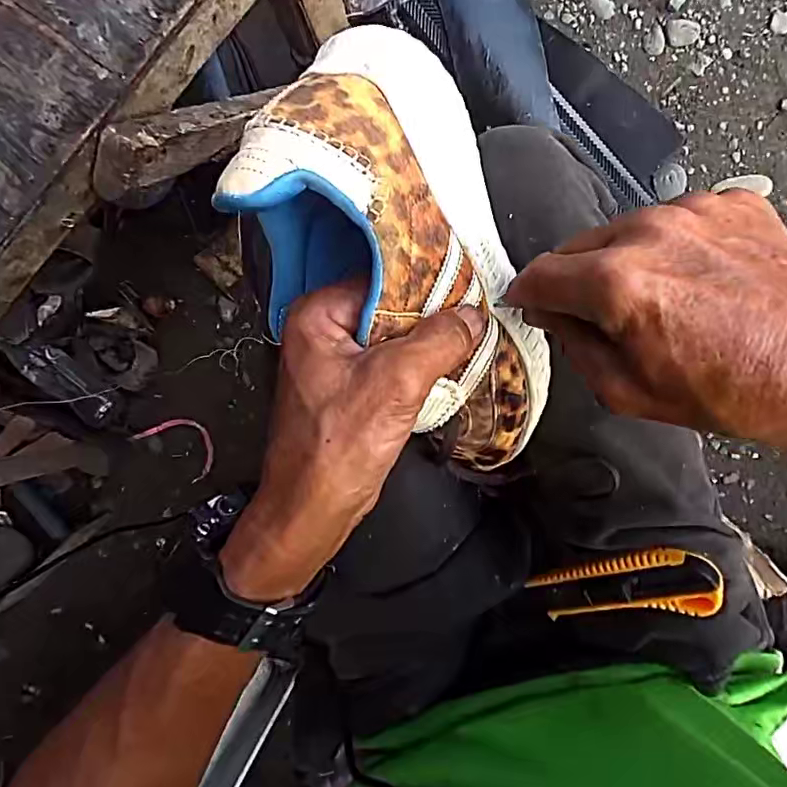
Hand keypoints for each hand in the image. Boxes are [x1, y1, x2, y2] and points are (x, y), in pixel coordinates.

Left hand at [218, 279, 483, 601]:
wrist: (314, 507)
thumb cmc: (333, 450)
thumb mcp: (395, 383)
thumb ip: (438, 342)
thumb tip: (471, 318)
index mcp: (318, 316)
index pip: (382, 279)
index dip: (426, 283)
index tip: (466, 288)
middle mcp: (324, 333)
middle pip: (391, 308)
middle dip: (432, 317)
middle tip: (473, 318)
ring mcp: (338, 363)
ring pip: (396, 339)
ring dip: (429, 345)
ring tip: (466, 343)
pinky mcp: (353, 390)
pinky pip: (393, 366)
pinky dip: (419, 368)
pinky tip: (447, 370)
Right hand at [506, 190, 786, 461]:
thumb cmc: (747, 389)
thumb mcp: (632, 393)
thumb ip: (576, 348)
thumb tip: (557, 320)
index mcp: (618, 284)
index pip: (540, 275)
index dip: (527, 295)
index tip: (530, 303)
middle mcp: (650, 234)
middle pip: (577, 248)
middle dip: (575, 283)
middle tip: (597, 319)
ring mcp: (694, 213)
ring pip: (623, 232)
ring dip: (622, 264)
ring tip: (660, 307)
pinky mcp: (730, 205)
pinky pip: (673, 223)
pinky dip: (669, 250)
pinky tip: (695, 286)